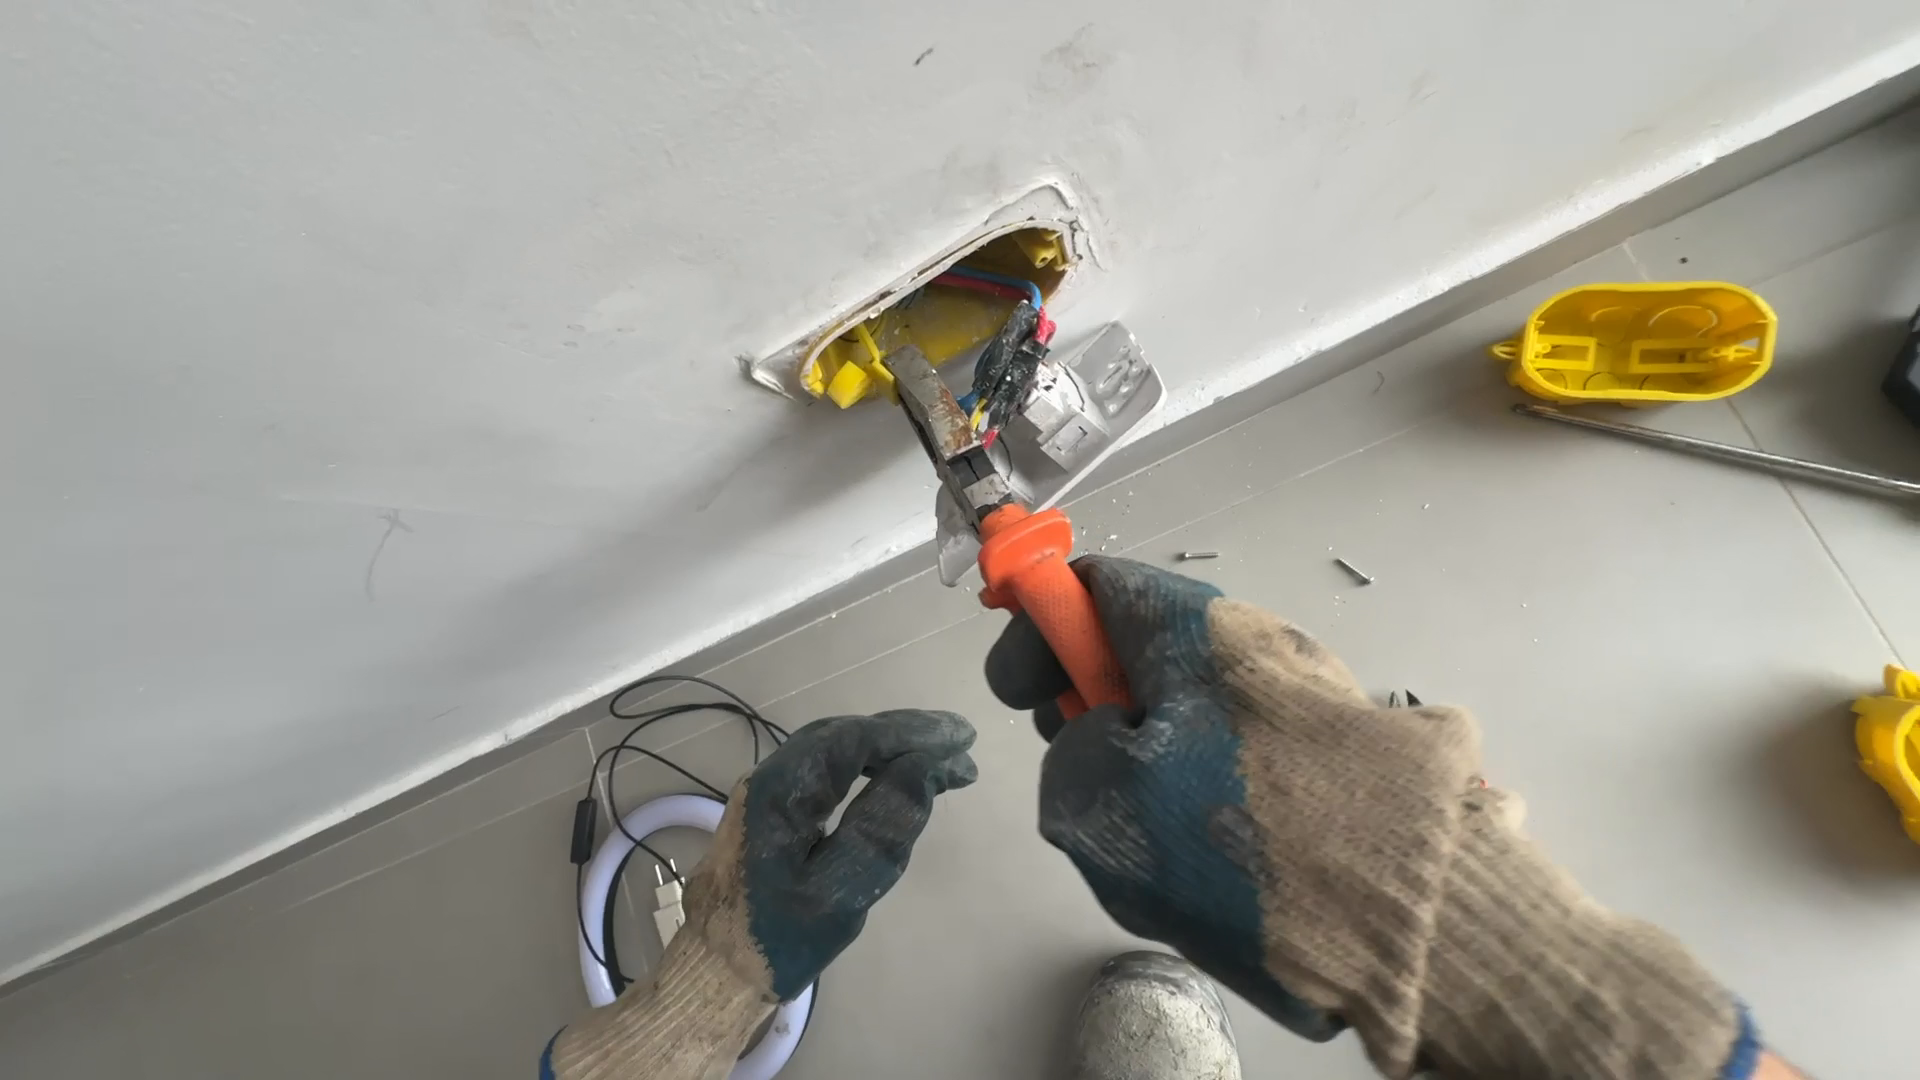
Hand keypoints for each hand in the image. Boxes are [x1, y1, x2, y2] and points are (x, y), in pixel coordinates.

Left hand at [549, 710, 976, 1079]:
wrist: (713, 970)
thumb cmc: (778, 939)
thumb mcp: (839, 894)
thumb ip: (882, 827)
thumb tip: (924, 768)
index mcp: (783, 789)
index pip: (857, 739)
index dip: (913, 734)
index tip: (961, 741)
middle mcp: (772, 773)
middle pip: (848, 733)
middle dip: (906, 734)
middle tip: (959, 742)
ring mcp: (770, 785)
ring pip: (838, 745)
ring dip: (889, 745)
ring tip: (938, 756)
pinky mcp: (775, 802)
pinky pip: (829, 764)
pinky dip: (869, 760)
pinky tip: (893, 772)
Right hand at [987, 557, 1746, 1078]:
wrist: (1440, 931)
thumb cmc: (1250, 846)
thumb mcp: (1104, 801)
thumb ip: (1067, 750)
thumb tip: (1096, 739)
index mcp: (1195, 631)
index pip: (1091, 582)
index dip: (1038, 619)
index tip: (1017, 684)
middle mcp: (1251, 649)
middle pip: (1134, 647)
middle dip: (1087, 703)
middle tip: (1073, 763)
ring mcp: (1298, 702)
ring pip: (1180, 715)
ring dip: (1142, 763)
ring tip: (1149, 844)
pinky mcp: (1331, 760)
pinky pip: (1231, 762)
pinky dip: (1198, 798)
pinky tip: (1210, 867)